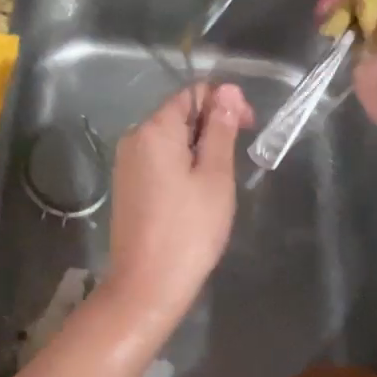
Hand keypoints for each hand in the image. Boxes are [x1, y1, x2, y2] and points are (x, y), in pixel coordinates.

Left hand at [98, 84, 252, 333]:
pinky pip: (158, 159)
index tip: (249, 127)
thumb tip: (228, 91)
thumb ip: (221, 130)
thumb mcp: (215, 176)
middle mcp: (134, 137)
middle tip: (238, 160)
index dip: (224, 102)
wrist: (147, 285)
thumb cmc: (189, 229)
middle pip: (179, 114)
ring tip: (219, 182)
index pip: (192, 93)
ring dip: (198, 148)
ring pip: (169, 139)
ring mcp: (127, 162)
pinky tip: (196, 194)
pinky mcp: (127, 184)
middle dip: (212, 126)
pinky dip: (181, 165)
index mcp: (154, 129)